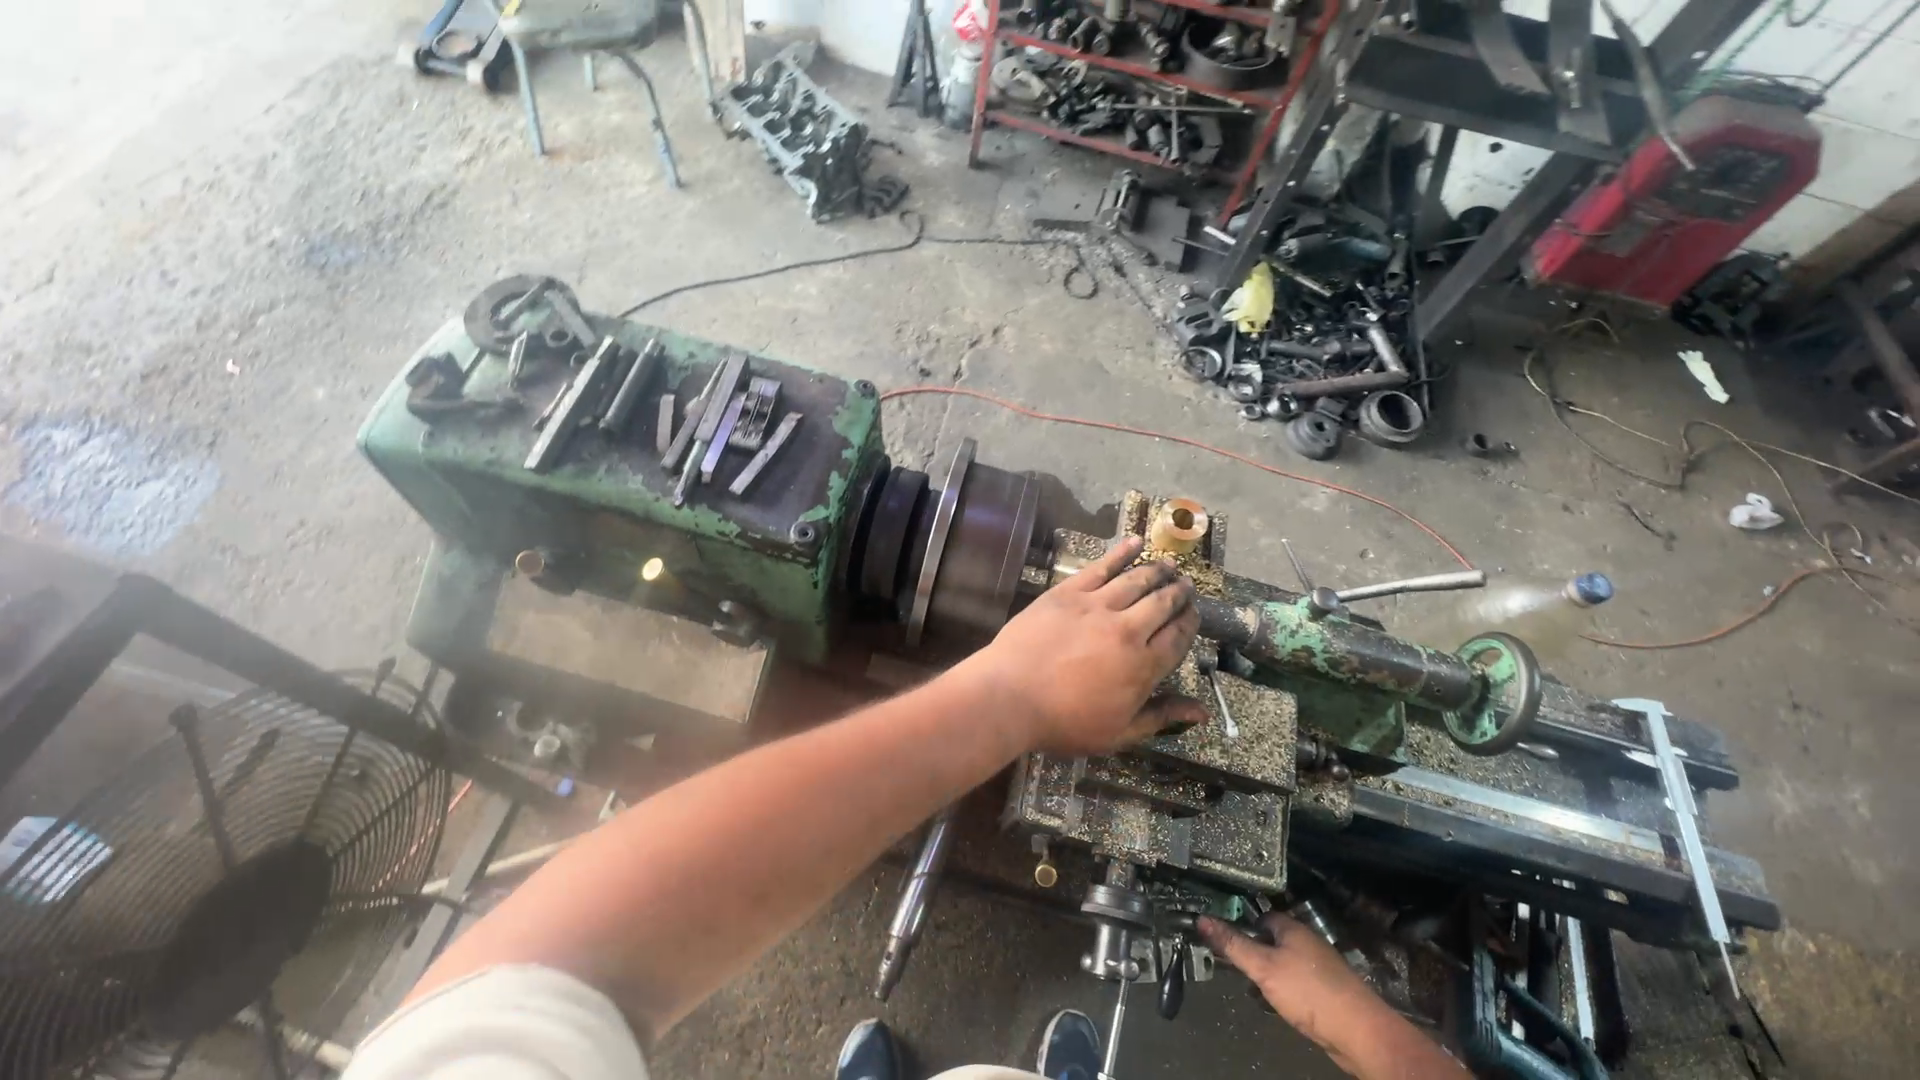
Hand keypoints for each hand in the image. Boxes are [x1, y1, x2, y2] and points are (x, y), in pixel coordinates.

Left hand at [960, 536, 1203, 755]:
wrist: (1009, 696)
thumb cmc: (1063, 723)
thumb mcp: (1117, 733)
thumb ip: (1161, 717)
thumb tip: (1202, 713)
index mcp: (1142, 666)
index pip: (1177, 637)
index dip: (1189, 623)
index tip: (1194, 613)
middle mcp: (1127, 630)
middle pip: (1162, 604)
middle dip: (1178, 594)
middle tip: (1185, 587)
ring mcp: (1096, 606)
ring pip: (1136, 581)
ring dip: (1157, 571)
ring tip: (1168, 566)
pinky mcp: (1068, 593)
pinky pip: (1101, 567)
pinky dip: (1121, 553)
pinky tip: (1135, 542)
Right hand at [1197, 914, 1371, 1036]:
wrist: (1359, 1032)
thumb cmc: (1308, 992)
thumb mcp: (1263, 967)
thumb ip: (1233, 944)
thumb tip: (1202, 919)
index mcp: (1293, 929)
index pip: (1260, 917)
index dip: (1241, 926)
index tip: (1223, 941)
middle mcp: (1307, 943)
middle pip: (1271, 941)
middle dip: (1252, 955)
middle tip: (1236, 970)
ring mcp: (1319, 967)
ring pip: (1282, 964)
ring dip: (1267, 976)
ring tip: (1253, 990)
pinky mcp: (1326, 991)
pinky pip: (1296, 984)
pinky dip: (1283, 991)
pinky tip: (1276, 1006)